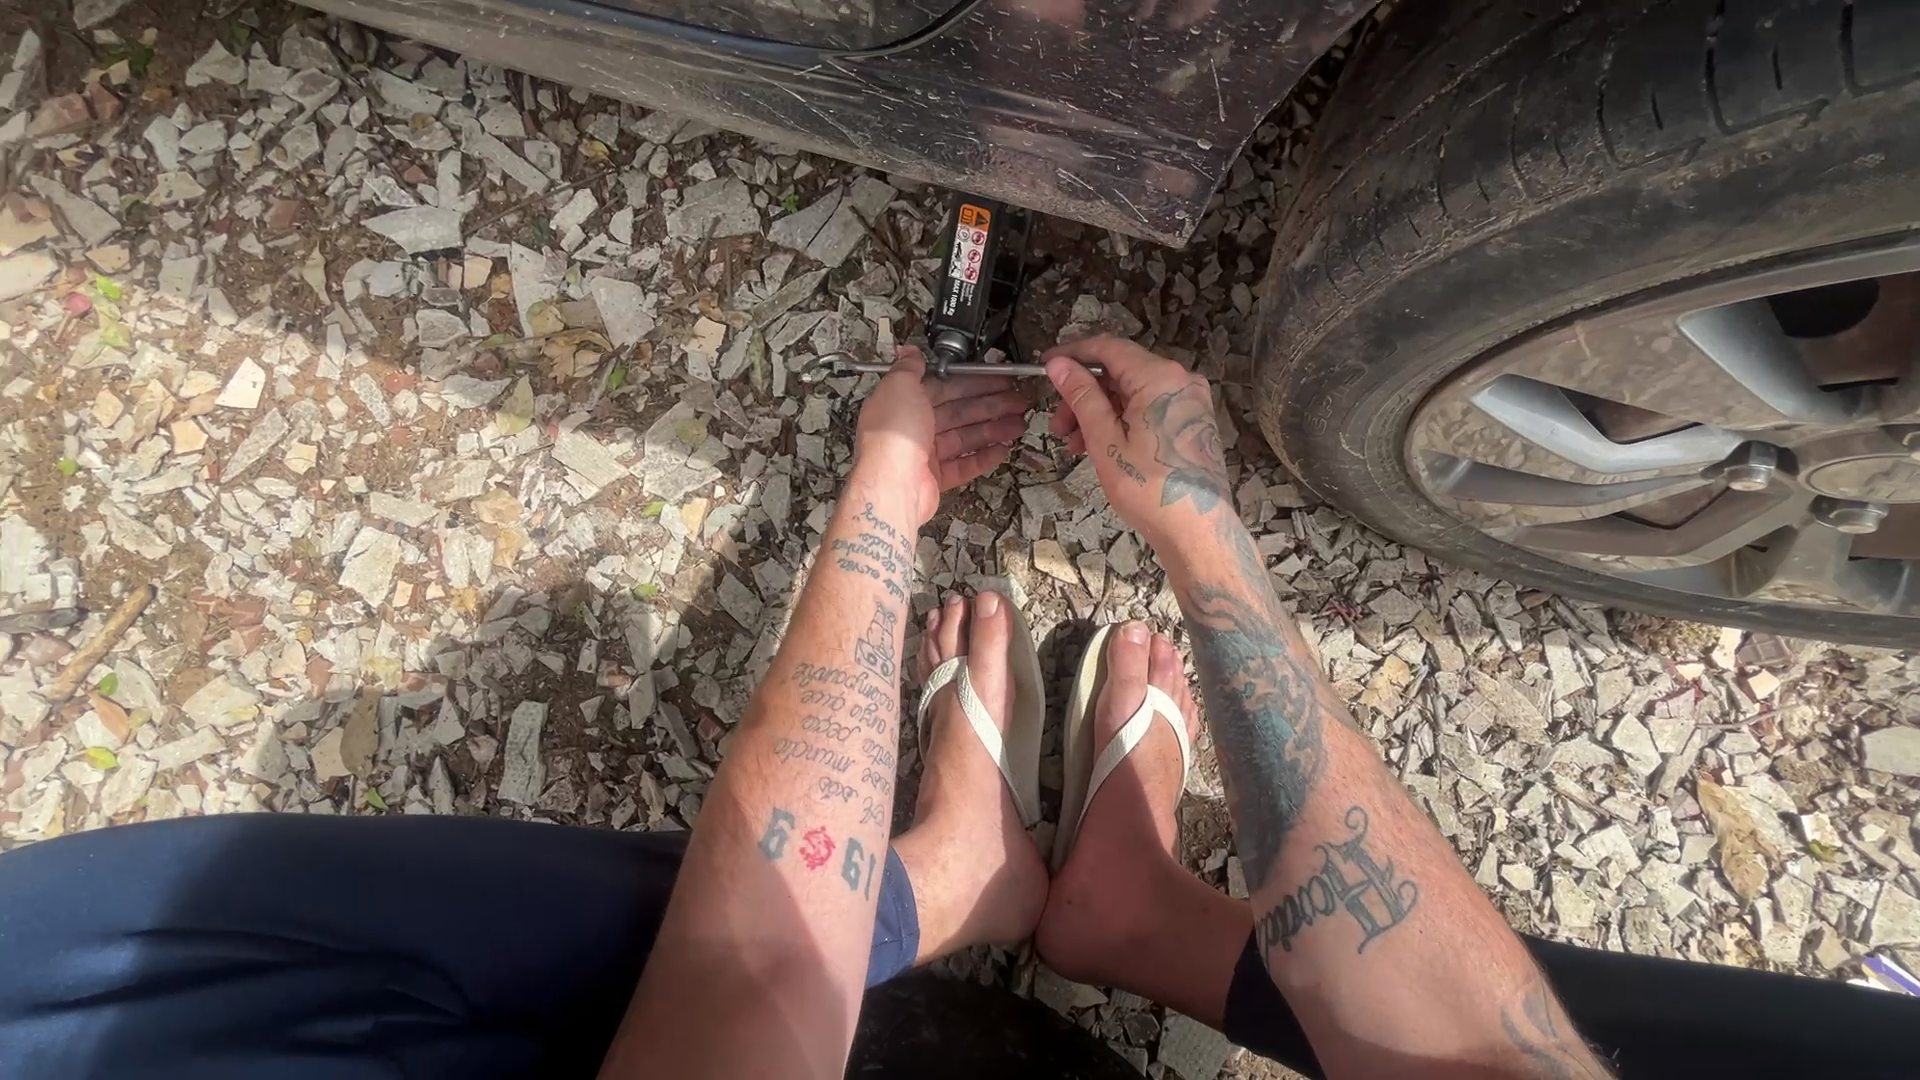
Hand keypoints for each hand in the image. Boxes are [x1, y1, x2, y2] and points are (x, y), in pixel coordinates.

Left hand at [853, 345, 1029, 524]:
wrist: (890, 484)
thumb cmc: (890, 437)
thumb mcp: (899, 386)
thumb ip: (908, 367)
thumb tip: (910, 351)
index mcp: (905, 402)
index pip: (945, 387)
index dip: (973, 382)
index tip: (996, 380)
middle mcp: (913, 427)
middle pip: (960, 412)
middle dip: (991, 405)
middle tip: (1016, 401)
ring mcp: (925, 454)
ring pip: (966, 437)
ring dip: (994, 429)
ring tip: (1017, 424)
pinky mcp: (935, 478)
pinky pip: (965, 465)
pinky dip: (984, 457)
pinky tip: (1001, 449)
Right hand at [1044, 336, 1230, 552]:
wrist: (1196, 530)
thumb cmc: (1150, 489)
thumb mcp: (1105, 440)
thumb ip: (1082, 397)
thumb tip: (1059, 365)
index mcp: (1159, 378)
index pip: (1108, 348)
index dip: (1073, 354)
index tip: (1046, 366)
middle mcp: (1180, 380)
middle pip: (1119, 372)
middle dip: (1083, 395)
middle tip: (1057, 425)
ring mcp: (1189, 401)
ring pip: (1132, 393)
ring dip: (1099, 412)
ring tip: (1075, 445)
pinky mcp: (1191, 421)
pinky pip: (1148, 409)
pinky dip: (1121, 421)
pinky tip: (1100, 447)